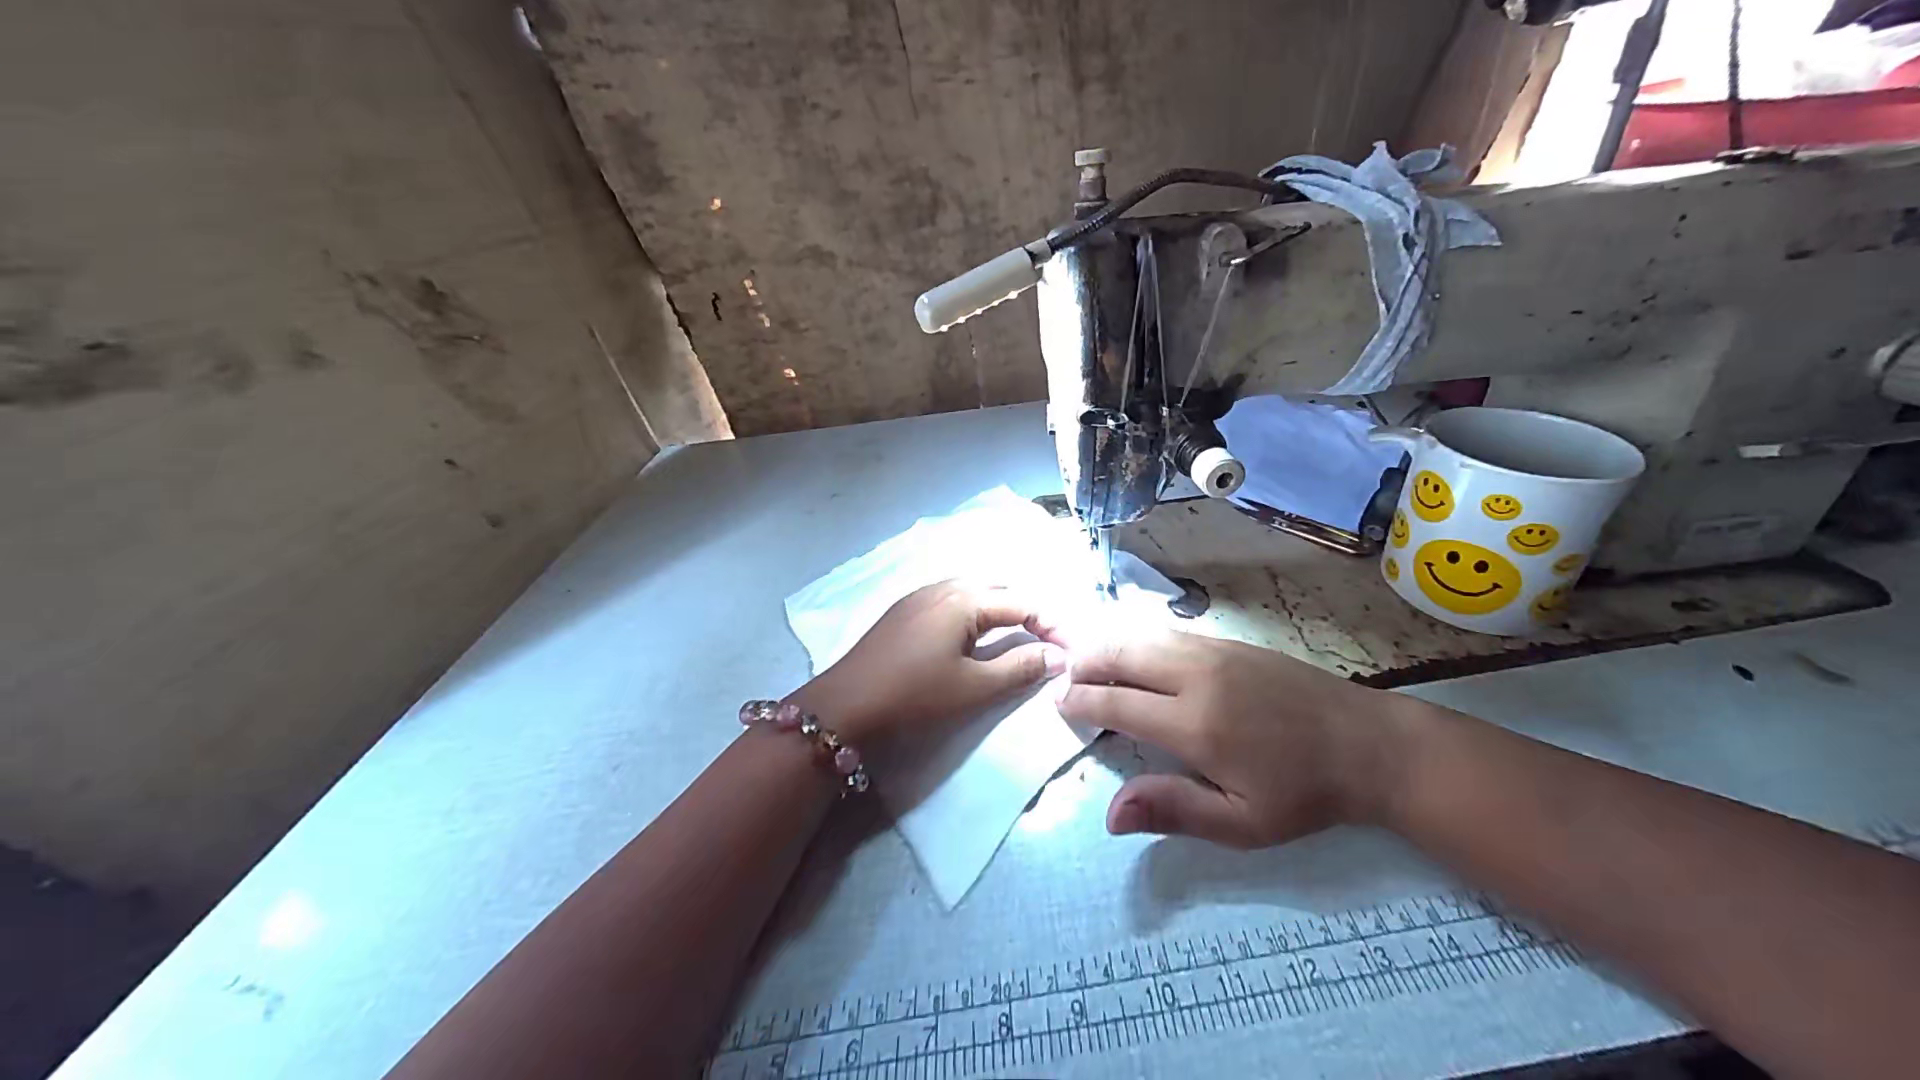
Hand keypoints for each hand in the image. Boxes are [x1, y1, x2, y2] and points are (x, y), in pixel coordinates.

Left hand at [790, 581, 1066, 746]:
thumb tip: (1059, 656)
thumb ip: (1020, 668)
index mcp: (964, 599)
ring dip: (999, 610)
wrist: (844, 707)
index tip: (1072, 651)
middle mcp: (943, 587)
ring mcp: (919, 597)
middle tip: (1046, 641)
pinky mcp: (903, 611)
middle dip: (1027, 611)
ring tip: (1016, 638)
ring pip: (972, 592)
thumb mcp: (974, 687)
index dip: (1052, 625)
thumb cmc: (914, 696)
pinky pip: (950, 600)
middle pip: (998, 589)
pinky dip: (974, 612)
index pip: (1023, 603)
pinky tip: (972, 637)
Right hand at [1056, 630, 1416, 847]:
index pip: (1116, 703)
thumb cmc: (1303, 793)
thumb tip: (1110, 815)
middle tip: (1065, 679)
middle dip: (1083, 664)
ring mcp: (1214, 652)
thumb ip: (1174, 810)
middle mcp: (1197, 677)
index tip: (1059, 704)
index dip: (1080, 701)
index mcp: (1195, 725)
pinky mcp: (1230, 642)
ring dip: (1106, 646)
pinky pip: (1167, 632)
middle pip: (1120, 655)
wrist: (1369, 744)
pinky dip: (1136, 638)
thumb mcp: (1242, 824)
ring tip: (1087, 661)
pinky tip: (1132, 651)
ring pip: (1141, 636)